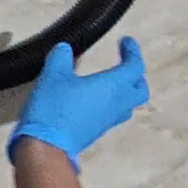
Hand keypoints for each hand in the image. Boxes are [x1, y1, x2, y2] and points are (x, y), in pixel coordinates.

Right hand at [8, 37, 149, 170]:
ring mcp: (108, 119)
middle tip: (124, 64)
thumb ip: (60, 59)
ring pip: (129, 103)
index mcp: (112, 86)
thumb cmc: (53, 107)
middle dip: (136, 75)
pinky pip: (114, 113)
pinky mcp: (97, 130)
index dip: (133, 52)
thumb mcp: (52, 76)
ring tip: (111, 82)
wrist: (47, 145)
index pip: (134, 66)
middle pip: (140, 89)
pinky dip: (110, 102)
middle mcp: (117, 102)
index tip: (126, 42)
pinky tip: (93, 100)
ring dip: (126, 90)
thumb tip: (65, 48)